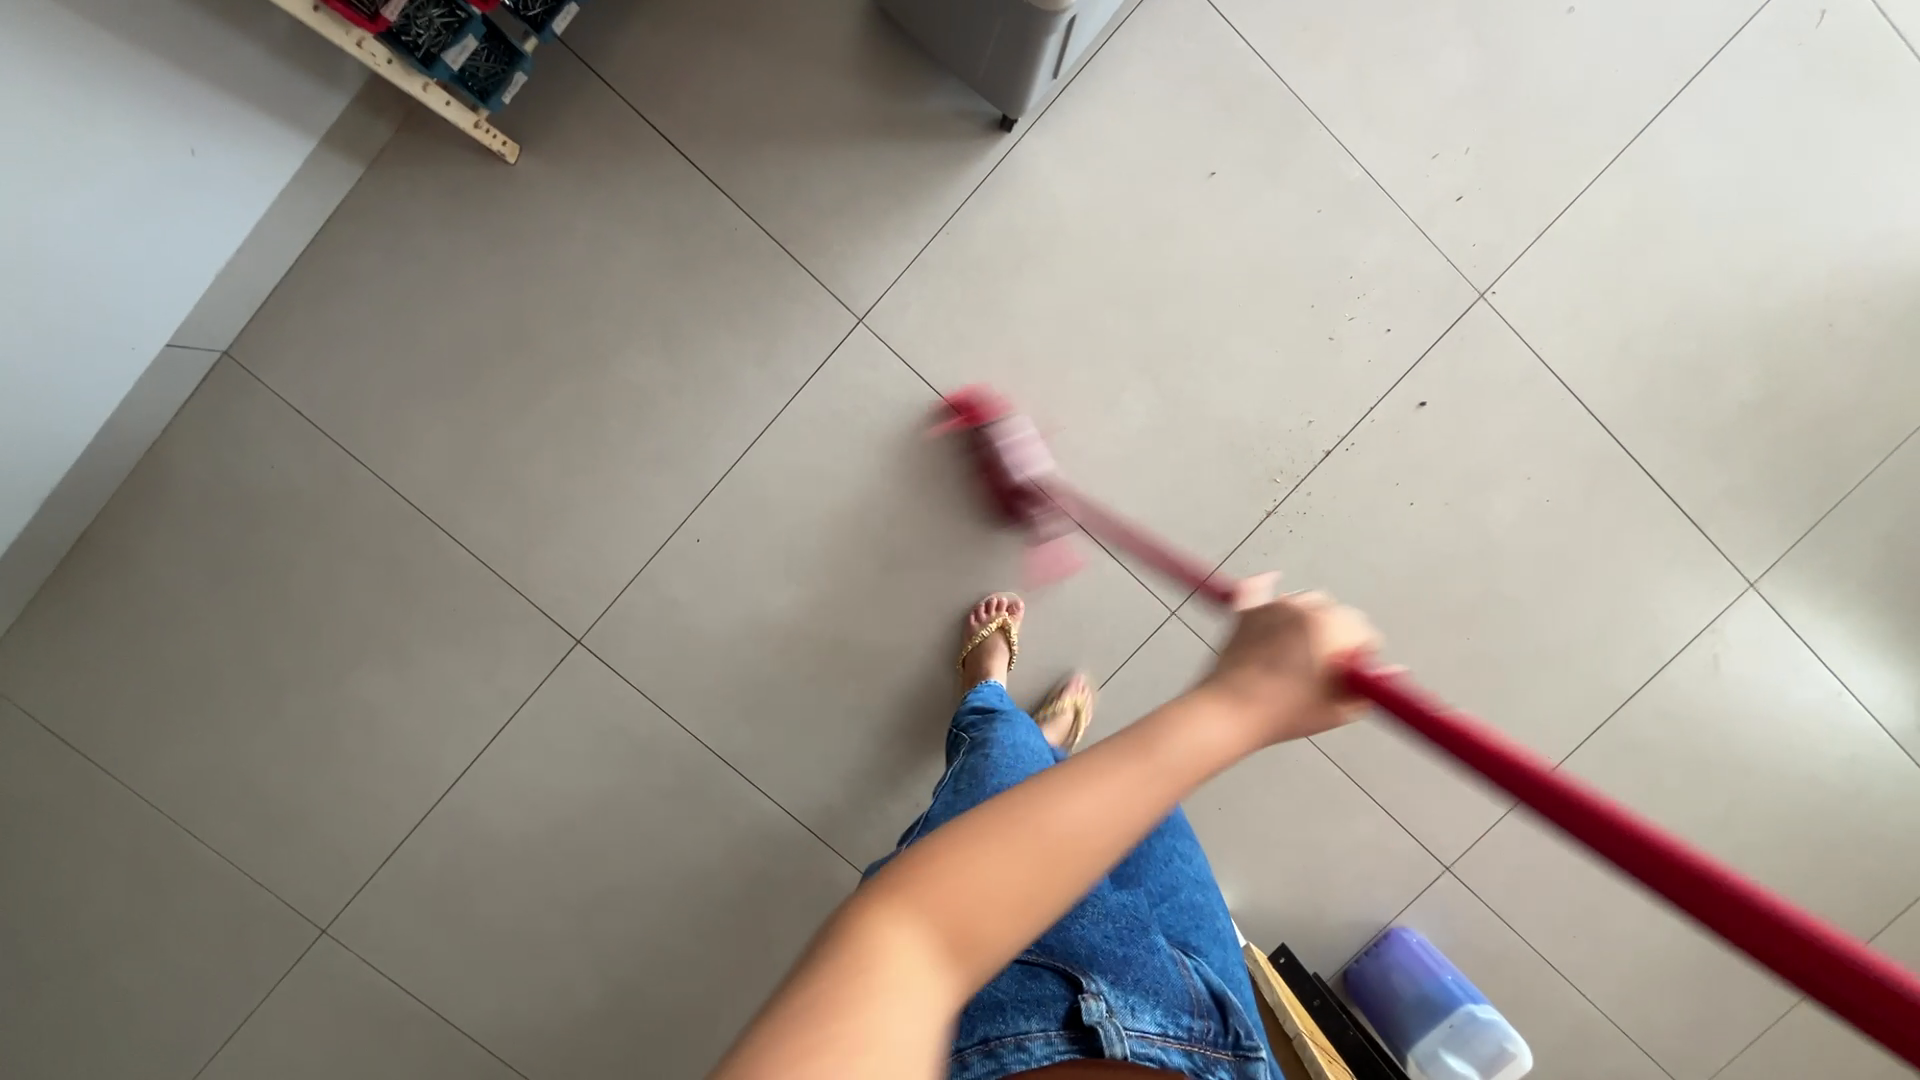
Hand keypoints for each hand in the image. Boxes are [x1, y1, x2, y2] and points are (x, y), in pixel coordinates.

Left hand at [1196, 573, 1380, 745]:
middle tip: (1324, 667)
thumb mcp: (1338, 709)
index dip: (1361, 653)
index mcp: (1331, 627)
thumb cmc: (1286, 712)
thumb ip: (1370, 688)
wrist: (1230, 710)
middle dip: (1336, 634)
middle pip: (1334, 613)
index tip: (1351, 673)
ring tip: (1297, 652)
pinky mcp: (1245, 612)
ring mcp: (1271, 607)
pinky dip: (1266, 585)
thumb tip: (1392, 671)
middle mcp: (1303, 608)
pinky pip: (1257, 589)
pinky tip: (1271, 579)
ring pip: (1302, 604)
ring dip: (1307, 620)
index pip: (1362, 630)